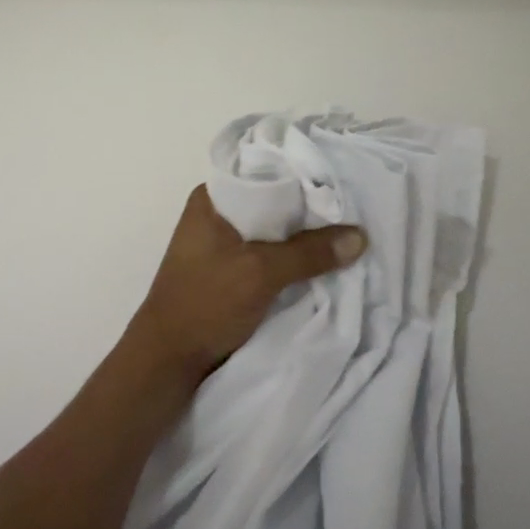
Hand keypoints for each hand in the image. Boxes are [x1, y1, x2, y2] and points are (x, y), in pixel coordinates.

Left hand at [121, 184, 366, 386]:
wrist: (168, 359)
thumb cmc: (205, 303)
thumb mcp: (260, 272)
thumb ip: (309, 252)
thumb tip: (360, 235)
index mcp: (212, 198)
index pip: (264, 169)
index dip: (301, 173)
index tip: (340, 179)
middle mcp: (216, 213)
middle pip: (272, 201)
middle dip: (308, 209)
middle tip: (352, 210)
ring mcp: (222, 243)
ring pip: (274, 231)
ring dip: (303, 237)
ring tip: (346, 234)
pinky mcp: (231, 270)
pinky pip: (270, 254)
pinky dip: (292, 258)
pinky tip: (323, 262)